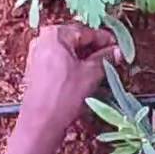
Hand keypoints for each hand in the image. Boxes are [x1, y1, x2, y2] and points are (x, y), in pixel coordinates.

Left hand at [18, 24, 116, 138]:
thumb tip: (117, 51)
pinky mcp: (36, 69)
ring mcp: (37, 54)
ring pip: (67, 51)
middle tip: (112, 59)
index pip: (87, 32)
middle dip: (95, 49)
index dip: (106, 40)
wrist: (41, 121)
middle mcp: (43, 39)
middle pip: (75, 40)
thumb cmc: (64, 95)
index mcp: (55, 34)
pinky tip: (84, 76)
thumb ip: (105, 58)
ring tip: (101, 69)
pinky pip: (59, 61)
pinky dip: (73, 66)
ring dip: (85, 58)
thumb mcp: (90, 74)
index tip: (118, 48)